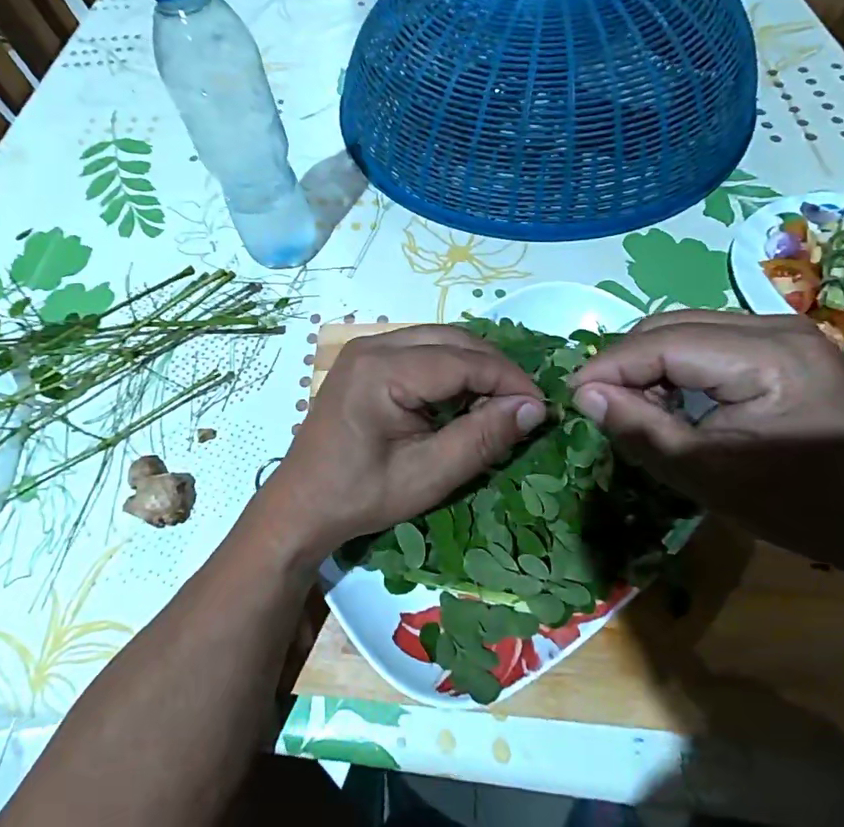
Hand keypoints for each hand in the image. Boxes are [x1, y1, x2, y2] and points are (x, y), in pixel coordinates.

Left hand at [253, 326, 545, 566]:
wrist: (302, 503)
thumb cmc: (360, 495)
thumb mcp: (428, 475)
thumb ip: (482, 437)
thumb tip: (533, 408)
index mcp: (382, 370)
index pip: (463, 360)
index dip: (509, 380)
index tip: (542, 408)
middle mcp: (373, 345)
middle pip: (453, 340)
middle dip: (495, 369)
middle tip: (524, 406)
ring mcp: (365, 348)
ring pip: (438, 340)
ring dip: (474, 366)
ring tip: (498, 404)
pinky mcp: (365, 359)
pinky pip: (420, 349)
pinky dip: (450, 368)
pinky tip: (463, 398)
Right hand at [569, 310, 843, 577]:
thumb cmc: (806, 507)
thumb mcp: (710, 476)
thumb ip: (641, 430)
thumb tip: (584, 396)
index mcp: (767, 355)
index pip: (664, 343)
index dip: (610, 366)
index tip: (574, 397)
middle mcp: (777, 326)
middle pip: (672, 325)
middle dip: (628, 362)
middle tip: (602, 405)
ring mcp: (786, 332)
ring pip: (688, 328)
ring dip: (651, 362)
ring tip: (636, 405)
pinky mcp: (787, 346)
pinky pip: (712, 341)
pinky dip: (680, 366)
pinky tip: (675, 400)